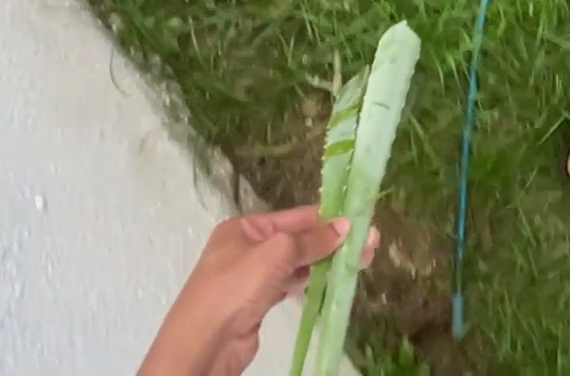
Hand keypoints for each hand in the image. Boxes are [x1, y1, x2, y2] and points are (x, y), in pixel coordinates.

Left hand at [139, 206, 378, 375]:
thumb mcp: (277, 253)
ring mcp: (250, 278)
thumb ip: (313, 239)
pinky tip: (333, 280)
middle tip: (369, 244)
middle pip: (298, 239)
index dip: (329, 218)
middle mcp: (246, 249)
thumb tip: (347, 225)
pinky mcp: (256, 304)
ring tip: (360, 261)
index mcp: (244, 228)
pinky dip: (312, 281)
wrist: (199, 352)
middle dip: (332, 241)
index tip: (362, 221)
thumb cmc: (234, 289)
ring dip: (326, 262)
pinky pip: (290, 285)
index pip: (296, 216)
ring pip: (297, 263)